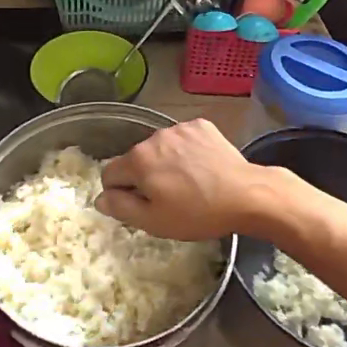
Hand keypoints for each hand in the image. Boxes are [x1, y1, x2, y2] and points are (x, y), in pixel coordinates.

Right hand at [96, 119, 283, 239]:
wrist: (246, 195)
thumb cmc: (197, 213)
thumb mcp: (154, 221)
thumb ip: (121, 207)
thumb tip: (100, 198)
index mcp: (138, 160)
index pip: (110, 173)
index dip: (120, 192)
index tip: (140, 205)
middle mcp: (154, 137)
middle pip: (137, 159)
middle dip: (145, 176)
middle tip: (168, 199)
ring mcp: (180, 128)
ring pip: (161, 148)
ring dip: (166, 162)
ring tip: (189, 184)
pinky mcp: (201, 125)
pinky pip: (183, 138)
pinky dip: (187, 151)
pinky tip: (202, 168)